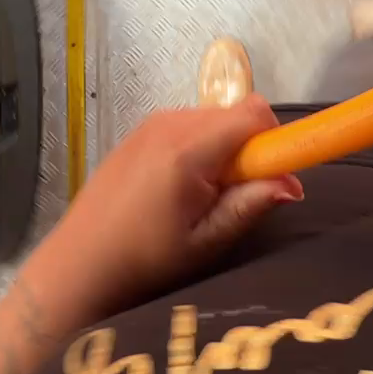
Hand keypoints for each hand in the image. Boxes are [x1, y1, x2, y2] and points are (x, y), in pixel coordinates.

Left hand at [23, 98, 303, 317]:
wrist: (80, 261)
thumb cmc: (145, 258)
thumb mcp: (205, 241)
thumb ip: (248, 205)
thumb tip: (292, 182)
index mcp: (188, 147)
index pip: (252, 112)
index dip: (274, 139)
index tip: (273, 177)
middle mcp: (171, 122)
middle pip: (234, 114)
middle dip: (248, 149)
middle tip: (234, 196)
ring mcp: (153, 121)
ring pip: (212, 118)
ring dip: (224, 148)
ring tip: (203, 196)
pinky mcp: (142, 129)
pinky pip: (189, 124)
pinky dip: (200, 146)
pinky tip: (180, 186)